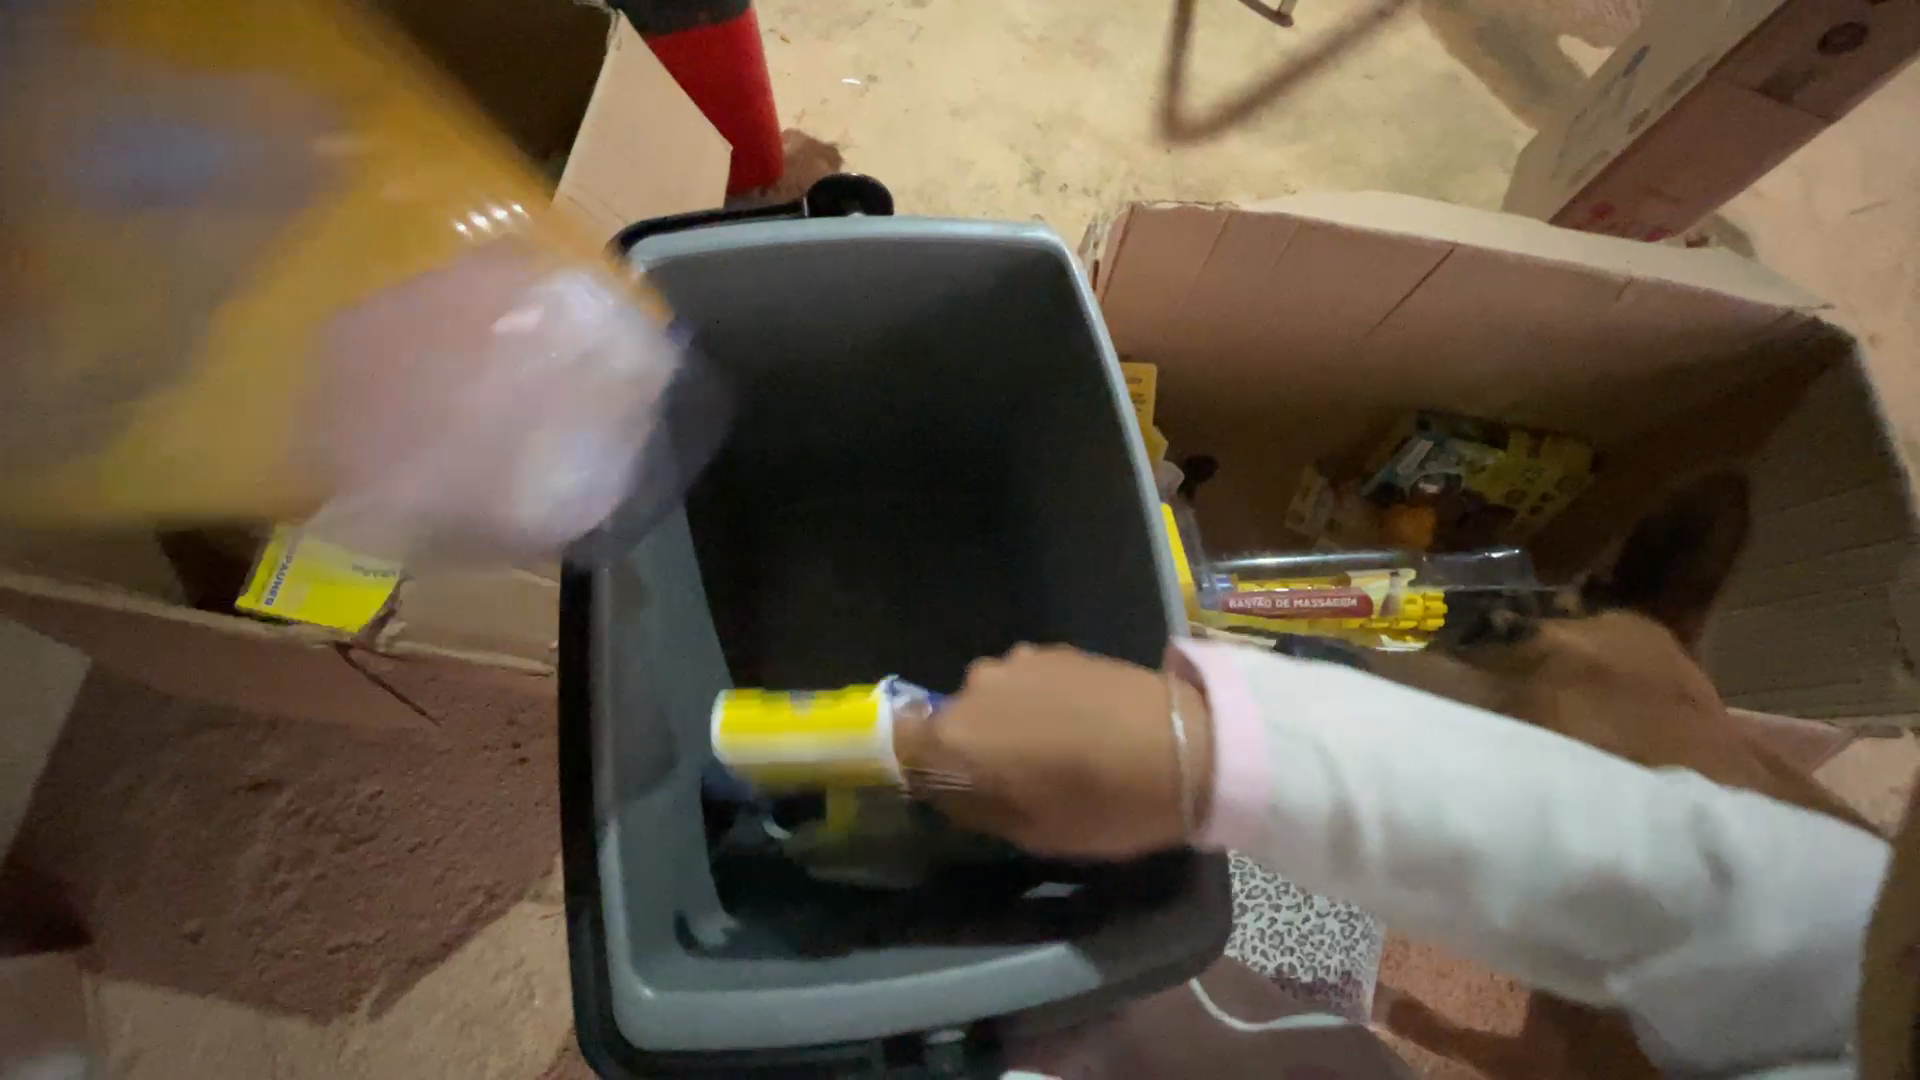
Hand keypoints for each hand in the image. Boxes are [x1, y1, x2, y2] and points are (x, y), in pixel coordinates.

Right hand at [894, 644, 1213, 858]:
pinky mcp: (1052, 647)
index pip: (901, 744)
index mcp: (957, 738)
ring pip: (990, 698)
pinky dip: (1037, 699)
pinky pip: (1024, 679)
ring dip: (1007, 720)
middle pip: (950, 720)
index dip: (917, 765)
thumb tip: (947, 789)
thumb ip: (974, 806)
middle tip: (1014, 776)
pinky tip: (1078, 719)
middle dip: (971, 747)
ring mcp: (1014, 661)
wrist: (1182, 744)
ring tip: (1056, 746)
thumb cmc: (1102, 805)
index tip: (942, 784)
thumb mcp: (1031, 832)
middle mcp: (974, 688)